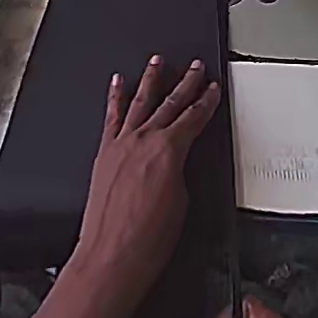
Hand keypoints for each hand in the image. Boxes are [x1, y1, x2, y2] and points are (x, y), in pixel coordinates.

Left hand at [67, 56, 219, 311]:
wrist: (111, 256)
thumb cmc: (148, 238)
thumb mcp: (182, 201)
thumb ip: (180, 170)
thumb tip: (177, 159)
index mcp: (169, 150)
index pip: (194, 117)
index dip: (206, 101)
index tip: (212, 89)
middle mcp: (145, 140)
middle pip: (171, 103)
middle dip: (186, 83)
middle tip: (196, 67)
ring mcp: (122, 143)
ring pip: (140, 101)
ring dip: (151, 79)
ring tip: (158, 61)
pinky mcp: (105, 151)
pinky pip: (112, 116)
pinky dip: (115, 97)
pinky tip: (118, 83)